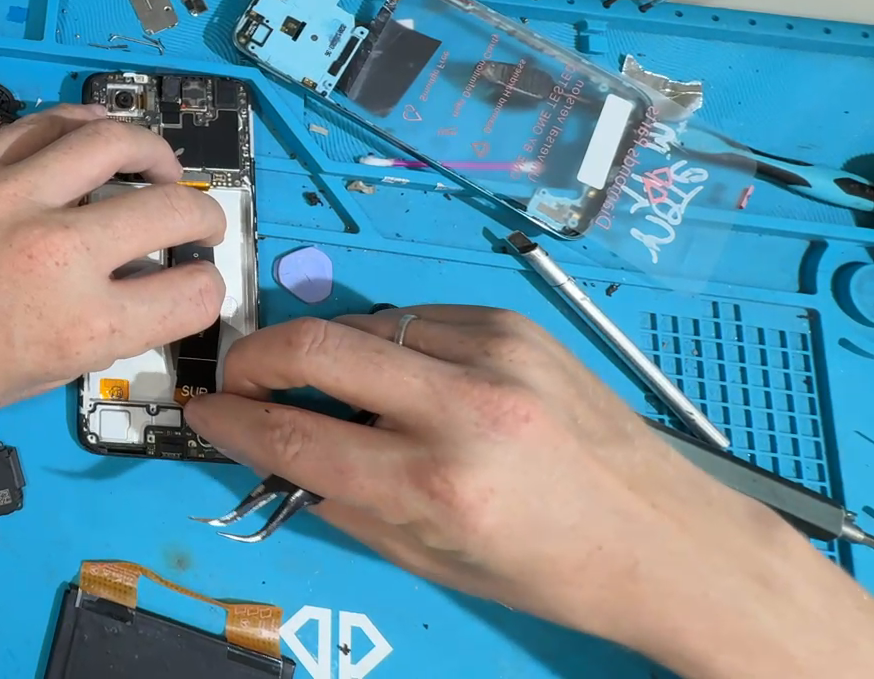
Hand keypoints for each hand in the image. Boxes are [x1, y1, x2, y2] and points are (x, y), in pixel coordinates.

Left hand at [0, 103, 225, 428]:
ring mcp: (13, 197)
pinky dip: (85, 125)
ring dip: (154, 152)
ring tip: (157, 167)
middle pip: (174, 207)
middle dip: (204, 217)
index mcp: (82, 325)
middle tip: (196, 222)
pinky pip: (47, 123)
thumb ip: (109, 324)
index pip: (193, 293)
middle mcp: (58, 252)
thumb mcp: (47, 372)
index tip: (192, 281)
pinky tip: (96, 137)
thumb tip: (146, 275)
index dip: (205, 289)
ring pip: (114, 141)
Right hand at [182, 307, 873, 676]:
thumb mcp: (423, 556)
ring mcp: (491, 352)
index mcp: (441, 487)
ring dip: (317, 351)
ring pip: (351, 323)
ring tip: (329, 386)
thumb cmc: (543, 568)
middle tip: (239, 379)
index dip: (231, 419)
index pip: (293, 434)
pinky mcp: (507, 323)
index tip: (204, 410)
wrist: (680, 545)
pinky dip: (376, 343)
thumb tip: (259, 440)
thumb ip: (329, 492)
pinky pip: (402, 317)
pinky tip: (398, 373)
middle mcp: (465, 409)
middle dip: (252, 358)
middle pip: (310, 346)